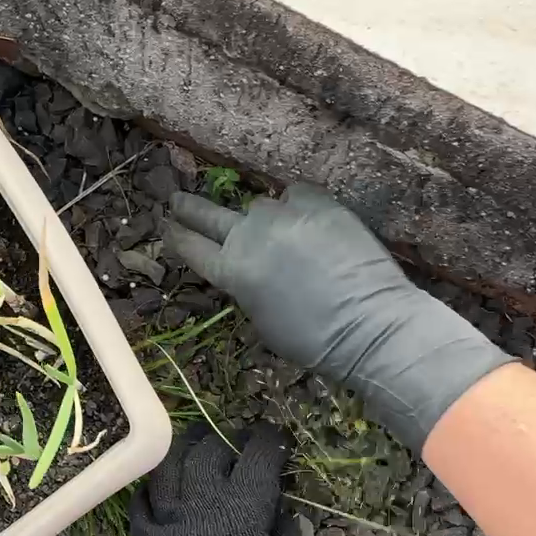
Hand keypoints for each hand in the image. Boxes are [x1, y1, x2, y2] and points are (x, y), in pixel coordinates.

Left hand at [130, 423, 308, 535]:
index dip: (268, 442)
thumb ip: (284, 525)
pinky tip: (161, 485)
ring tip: (197, 445)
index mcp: (243, 514)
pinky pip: (142, 509)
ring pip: (169, 470)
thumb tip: (277, 499)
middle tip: (237, 441)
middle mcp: (202, 510)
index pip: (255, 459)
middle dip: (227, 441)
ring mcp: (171, 526)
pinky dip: (149, 492)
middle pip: (209, 454)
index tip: (274, 438)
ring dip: (184, 451)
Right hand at [166, 184, 513, 448]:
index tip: (167, 226)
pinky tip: (304, 221)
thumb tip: (248, 268)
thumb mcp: (262, 321)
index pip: (191, 248)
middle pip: (208, 216)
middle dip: (189, 209)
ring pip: (257, 206)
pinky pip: (294, 196)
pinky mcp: (317, 202)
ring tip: (272, 232)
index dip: (177, 237)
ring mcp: (283, 216)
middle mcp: (249, 237)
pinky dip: (294, 207)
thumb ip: (246, 287)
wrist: (368, 323)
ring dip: (258, 218)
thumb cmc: (312, 340)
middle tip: (176, 201)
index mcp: (231, 274)